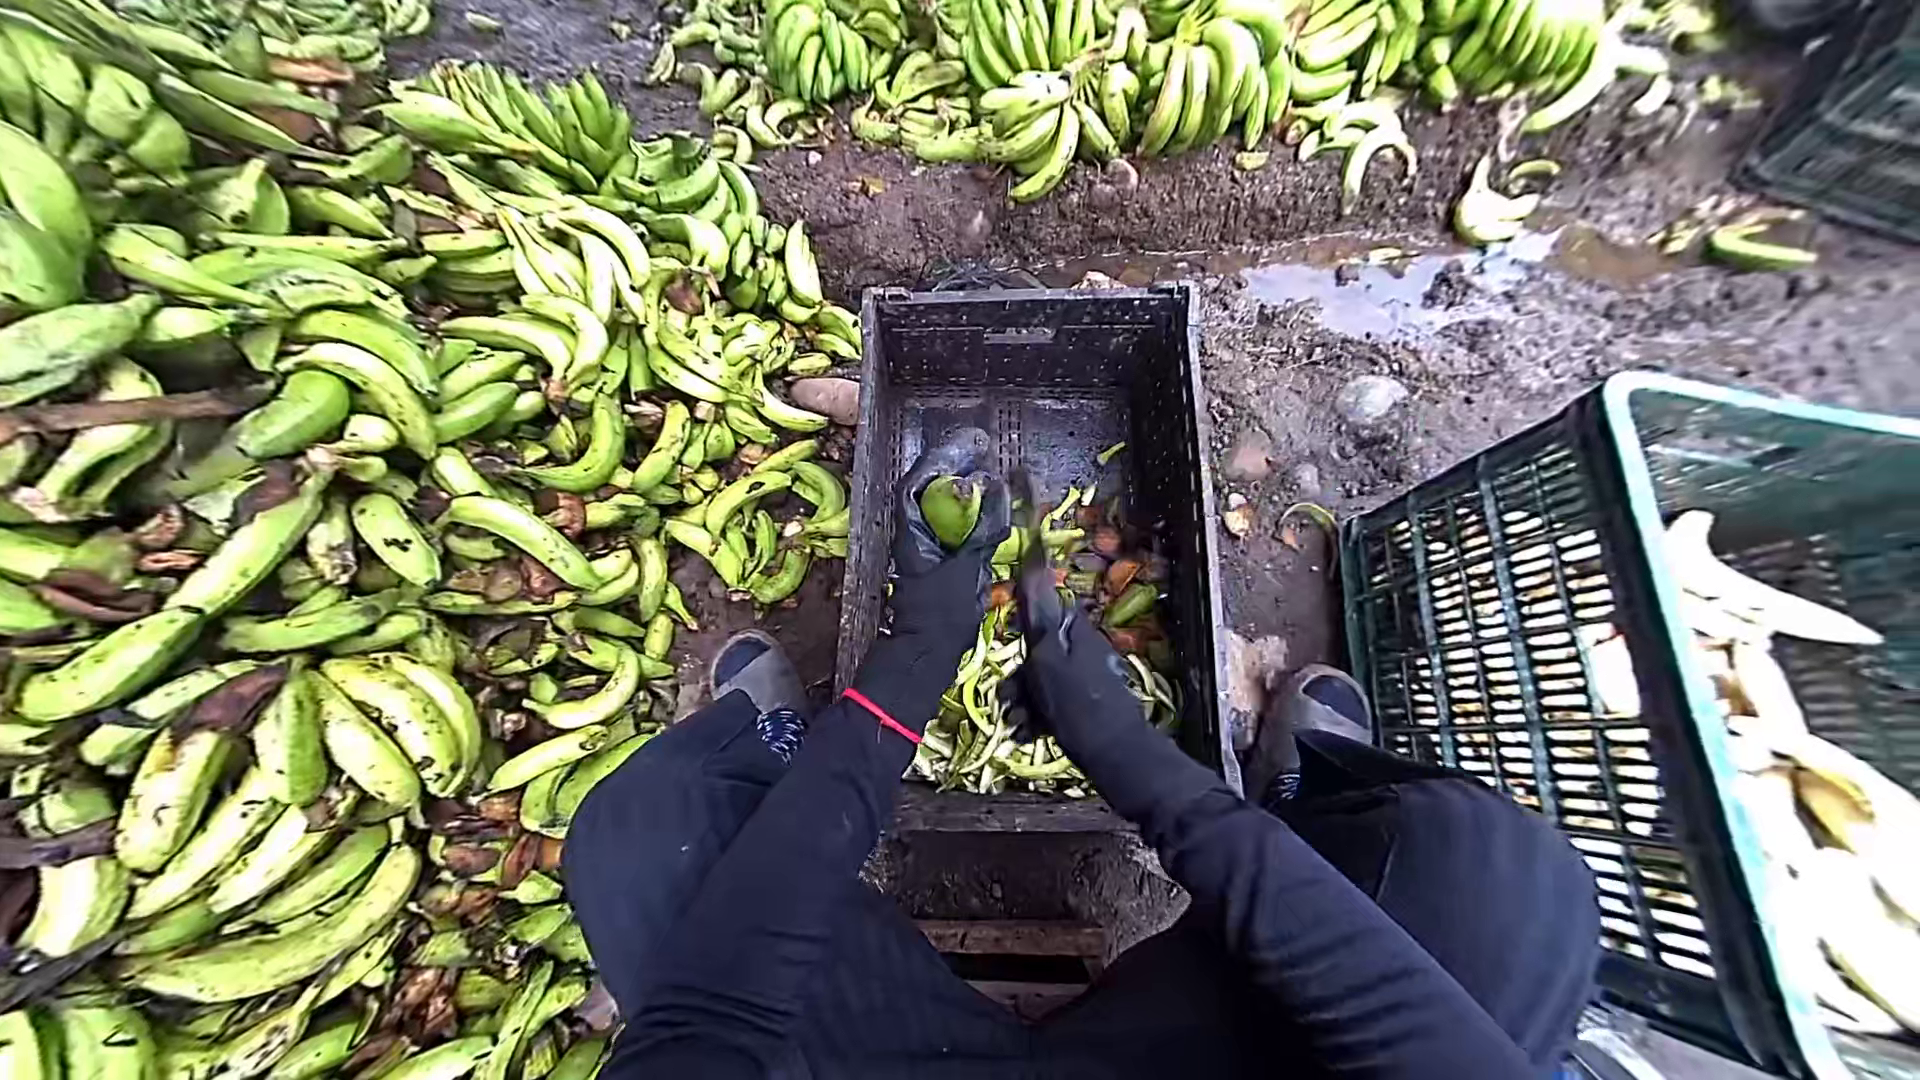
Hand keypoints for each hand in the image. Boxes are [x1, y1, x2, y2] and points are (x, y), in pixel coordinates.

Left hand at [888, 427, 1009, 643]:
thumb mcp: (968, 568)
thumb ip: (982, 529)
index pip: (916, 483)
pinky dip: (967, 514)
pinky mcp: (934, 560)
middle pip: (928, 490)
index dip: (940, 461)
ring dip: (962, 489)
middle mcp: (911, 535)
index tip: (966, 448)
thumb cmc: (942, 614)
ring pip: (939, 507)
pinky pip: (950, 525)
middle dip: (954, 469)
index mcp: (910, 533)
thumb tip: (995, 489)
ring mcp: (921, 547)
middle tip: (982, 453)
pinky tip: (987, 511)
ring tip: (989, 474)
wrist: (927, 653)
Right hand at [1015, 565, 1139, 751]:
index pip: (1045, 610)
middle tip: (1007, 698)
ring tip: (1016, 720)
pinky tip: (1026, 732)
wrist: (1112, 754)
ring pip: (1040, 681)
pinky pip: (1049, 703)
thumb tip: (1038, 555)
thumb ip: (1037, 614)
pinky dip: (1035, 716)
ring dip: (1022, 700)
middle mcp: (1081, 651)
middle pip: (1038, 652)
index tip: (1010, 642)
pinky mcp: (1081, 706)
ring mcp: (1082, 680)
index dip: (1023, 623)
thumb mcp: (1047, 654)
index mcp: (1076, 631)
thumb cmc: (1075, 701)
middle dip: (1018, 675)